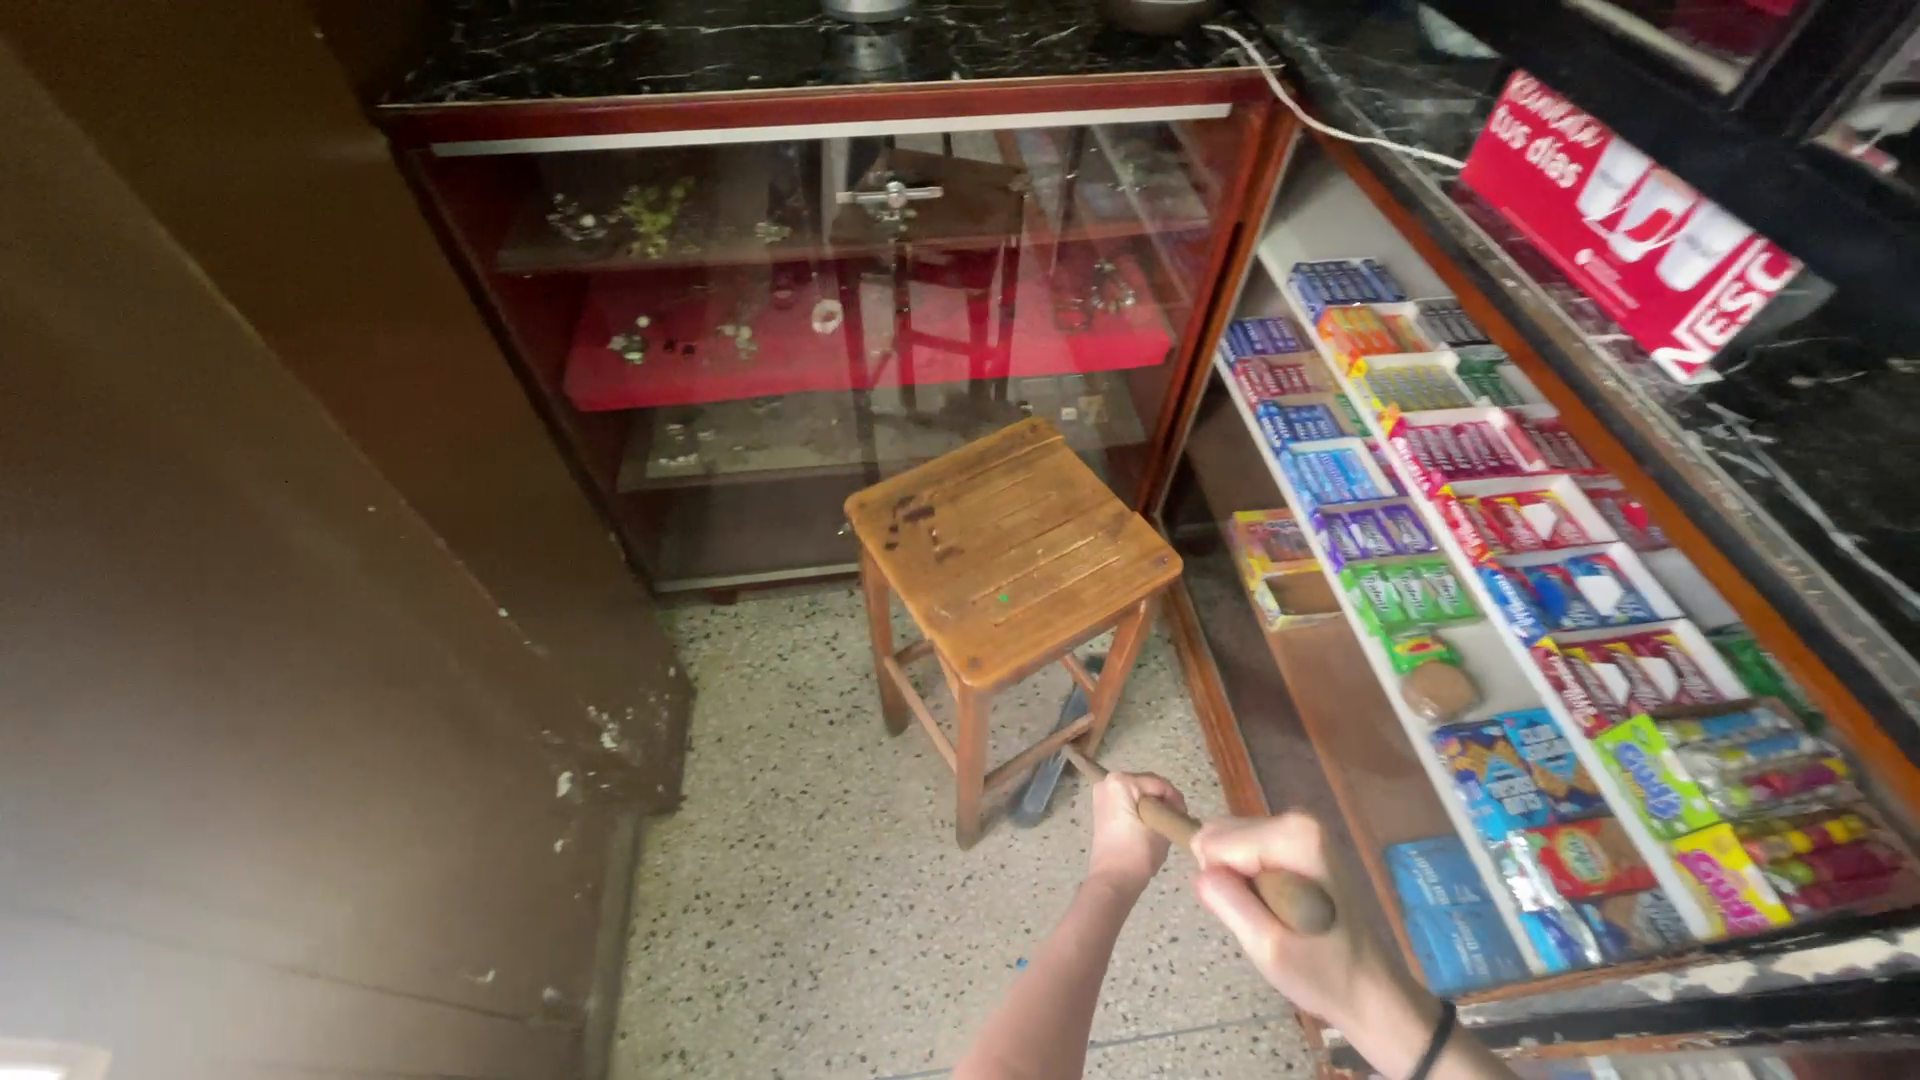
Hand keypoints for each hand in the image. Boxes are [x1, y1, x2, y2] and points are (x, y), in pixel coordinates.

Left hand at [1086, 770, 1185, 893]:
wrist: (1113, 879)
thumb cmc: (1138, 853)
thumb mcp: (1162, 828)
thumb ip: (1171, 810)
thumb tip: (1176, 806)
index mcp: (1120, 782)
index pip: (1159, 783)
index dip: (1176, 799)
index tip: (1185, 816)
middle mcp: (1107, 781)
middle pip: (1146, 784)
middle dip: (1163, 800)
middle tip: (1177, 819)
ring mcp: (1102, 794)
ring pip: (1138, 793)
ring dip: (1153, 805)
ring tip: (1165, 824)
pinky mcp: (1102, 807)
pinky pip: (1127, 801)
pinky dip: (1140, 809)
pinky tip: (1150, 825)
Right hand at [1191, 814, 1430, 1031]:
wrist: (1370, 990)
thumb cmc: (1324, 973)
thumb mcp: (1268, 948)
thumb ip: (1229, 904)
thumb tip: (1202, 874)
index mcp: (1294, 837)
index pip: (1215, 842)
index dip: (1223, 885)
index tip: (1254, 916)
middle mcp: (1299, 820)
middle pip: (1222, 834)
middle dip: (1231, 878)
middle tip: (1265, 917)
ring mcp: (1301, 828)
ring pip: (1230, 841)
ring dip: (1242, 881)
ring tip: (1275, 913)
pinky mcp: (1300, 840)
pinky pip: (1246, 848)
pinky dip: (1253, 879)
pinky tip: (1280, 905)